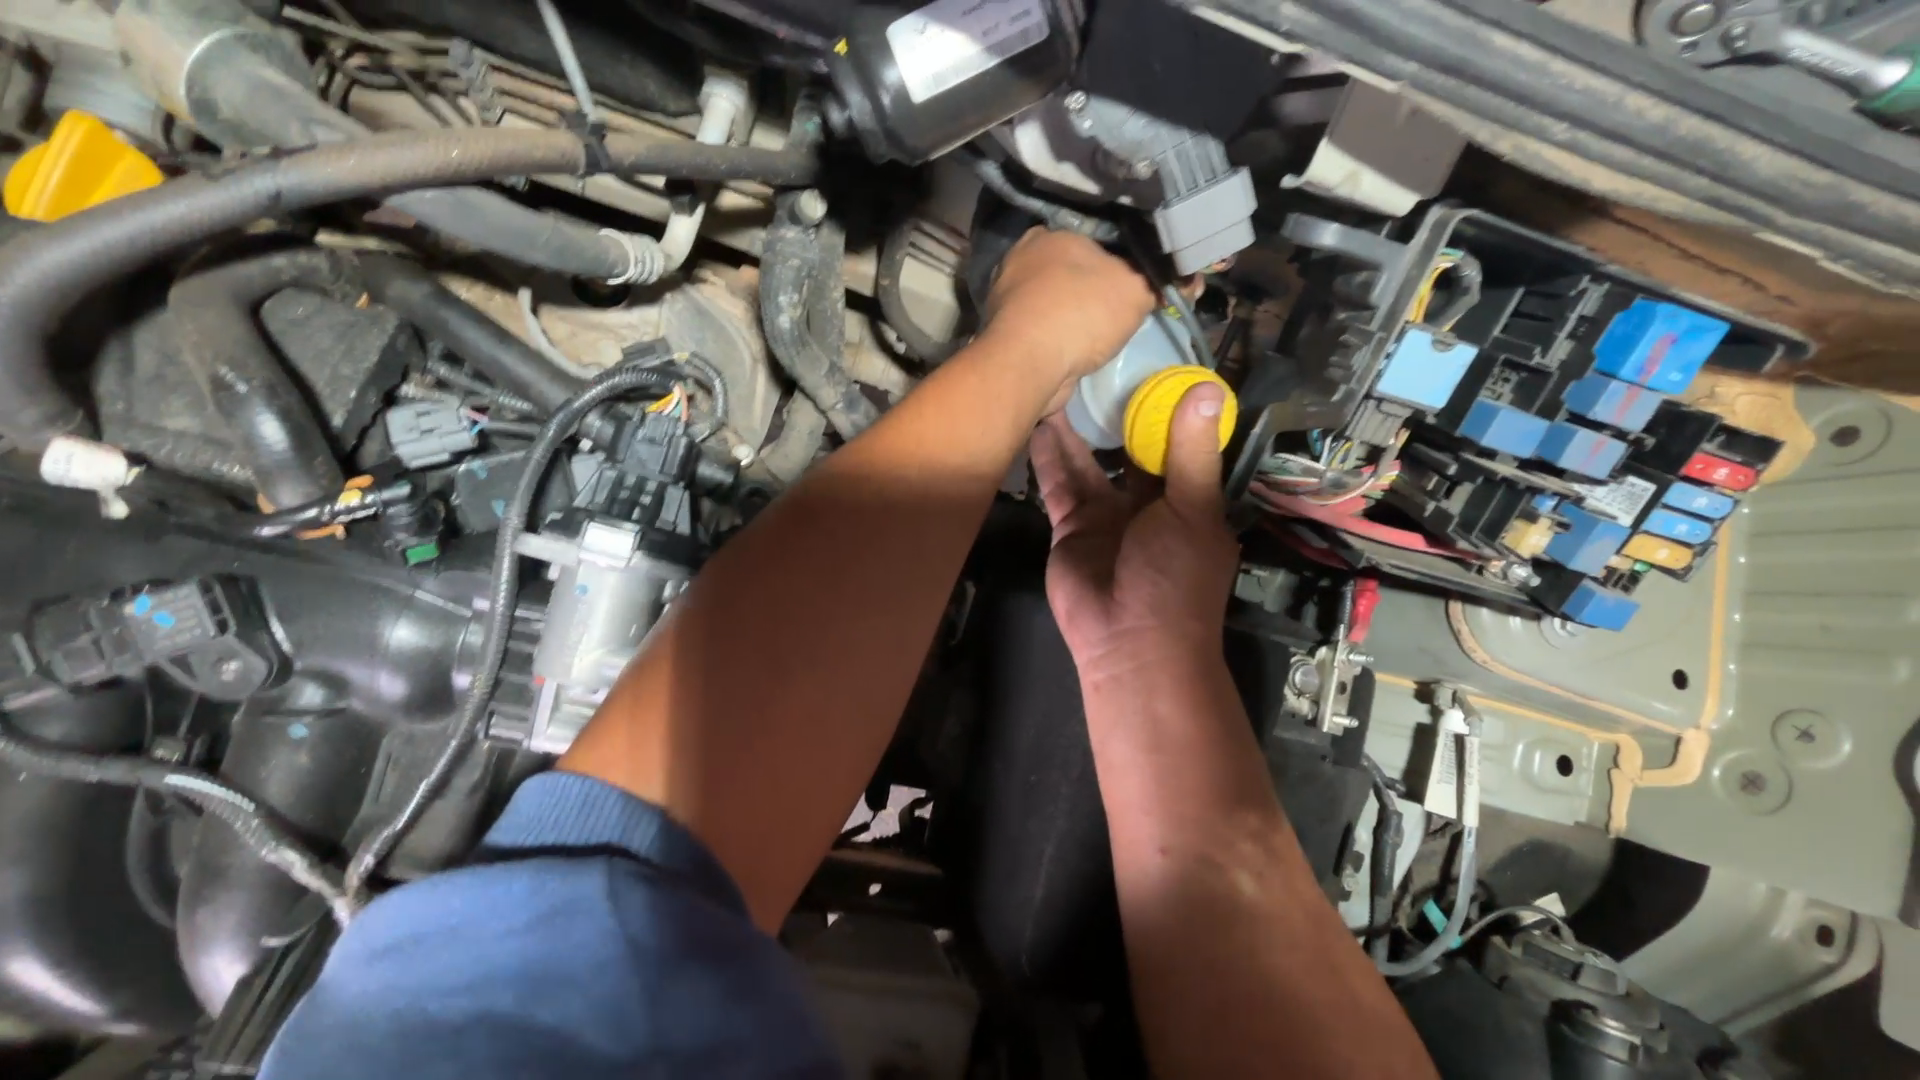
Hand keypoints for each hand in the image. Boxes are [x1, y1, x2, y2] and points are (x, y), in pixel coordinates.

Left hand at [982, 228, 1155, 394]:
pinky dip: (1055, 340)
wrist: (1028, 364)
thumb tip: (1185, 280)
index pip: (1093, 239)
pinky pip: (1039, 331)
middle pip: (1069, 271)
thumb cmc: (1081, 312)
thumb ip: (1158, 282)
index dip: (1118, 260)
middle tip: (1117, 310)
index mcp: (1050, 235)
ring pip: (1052, 303)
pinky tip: (1071, 352)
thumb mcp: (1136, 289)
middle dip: (1090, 290)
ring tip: (1095, 336)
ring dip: (1071, 317)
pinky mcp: (1002, 333)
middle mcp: (1021, 260)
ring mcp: (1006, 298)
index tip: (1135, 282)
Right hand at [1030, 383, 1239, 687]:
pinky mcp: (1069, 529)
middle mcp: (1145, 506)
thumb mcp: (1192, 509)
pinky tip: (1038, 424)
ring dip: (1075, 433)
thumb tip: (1207, 390)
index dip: (1162, 411)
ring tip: (1057, 386)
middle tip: (1094, 368)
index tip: (1148, 367)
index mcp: (1186, 502)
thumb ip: (1191, 451)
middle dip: (1112, 418)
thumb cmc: (1176, 577)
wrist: (1132, 644)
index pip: (1174, 447)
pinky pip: (1058, 487)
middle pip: (1125, 452)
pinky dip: (1048, 459)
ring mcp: (1104, 518)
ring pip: (1087, 465)